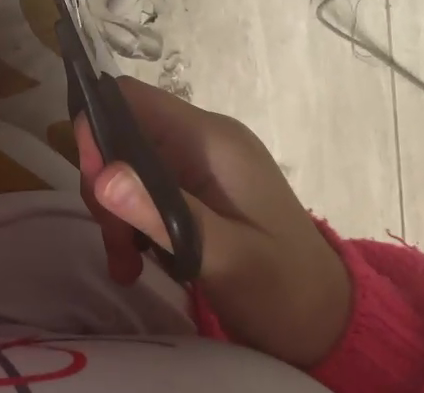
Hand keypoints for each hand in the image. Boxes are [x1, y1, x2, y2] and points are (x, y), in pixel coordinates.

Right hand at [74, 80, 351, 368]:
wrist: (329, 325)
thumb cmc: (282, 289)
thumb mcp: (223, 257)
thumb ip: (162, 214)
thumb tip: (102, 175)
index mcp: (210, 139)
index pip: (129, 97)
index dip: (97, 126)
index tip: (93, 183)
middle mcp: (198, 139)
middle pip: (120, 133)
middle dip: (103, 182)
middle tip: (114, 239)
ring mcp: (194, 163)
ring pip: (123, 163)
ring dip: (113, 209)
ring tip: (125, 262)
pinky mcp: (190, 187)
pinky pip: (139, 187)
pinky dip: (128, 220)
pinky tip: (133, 261)